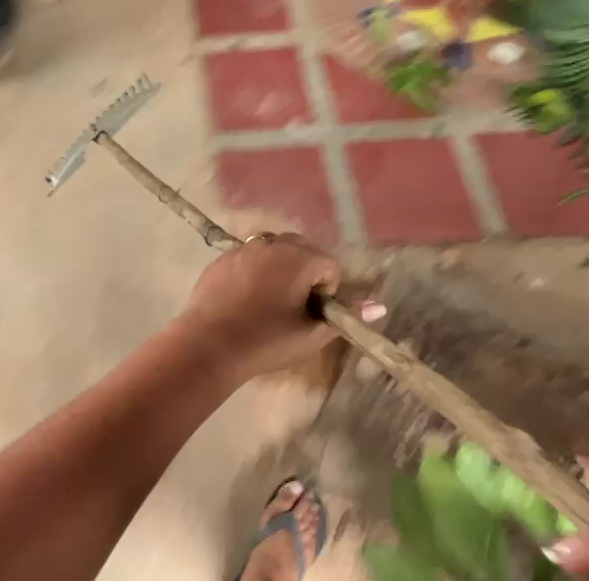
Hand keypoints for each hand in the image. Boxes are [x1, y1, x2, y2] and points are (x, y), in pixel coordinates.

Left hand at [171, 233, 383, 381]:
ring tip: (270, 303)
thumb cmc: (266, 340)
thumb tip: (379, 306)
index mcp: (297, 257)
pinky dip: (254, 272)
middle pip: (301, 250)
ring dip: (279, 269)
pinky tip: (245, 300)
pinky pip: (248, 258)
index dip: (326, 290)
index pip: (329, 265)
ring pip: (273, 250)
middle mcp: (270, 243)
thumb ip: (345, 316)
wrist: (209, 343)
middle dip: (305, 273)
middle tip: (294, 307)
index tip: (311, 313)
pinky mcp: (221, 258)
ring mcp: (242, 248)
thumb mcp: (311, 334)